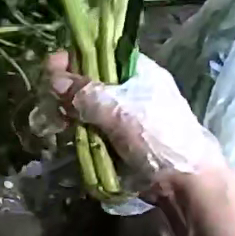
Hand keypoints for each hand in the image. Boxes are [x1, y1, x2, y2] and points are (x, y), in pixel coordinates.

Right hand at [46, 51, 230, 194]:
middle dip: (68, 88)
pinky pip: (93, 127)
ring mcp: (126, 115)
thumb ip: (84, 93)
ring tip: (56, 121)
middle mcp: (131, 88)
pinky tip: (67, 133)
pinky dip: (79, 129)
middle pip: (91, 80)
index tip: (51, 69)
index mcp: (138, 71)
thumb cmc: (156, 136)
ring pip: (89, 105)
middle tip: (50, 100)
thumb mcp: (117, 110)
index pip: (100, 53)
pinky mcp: (120, 138)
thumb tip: (53, 79)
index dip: (75, 58)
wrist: (184, 182)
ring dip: (71, 112)